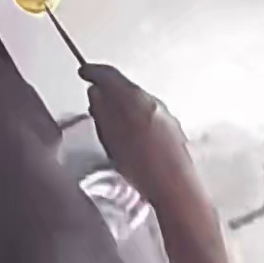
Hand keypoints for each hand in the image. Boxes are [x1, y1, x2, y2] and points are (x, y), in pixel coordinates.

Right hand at [83, 64, 206, 214]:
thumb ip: (100, 110)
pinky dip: (136, 119)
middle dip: (108, 91)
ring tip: (111, 124)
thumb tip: (95, 92)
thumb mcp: (110, 138)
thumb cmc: (143, 167)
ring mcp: (166, 115)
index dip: (93, 71)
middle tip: (94, 98)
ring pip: (137, 102)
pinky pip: (149, 115)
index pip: (110, 74)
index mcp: (135, 98)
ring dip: (123, 107)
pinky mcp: (174, 130)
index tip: (84, 71)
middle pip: (125, 87)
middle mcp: (153, 101)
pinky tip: (132, 138)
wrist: (179, 192)